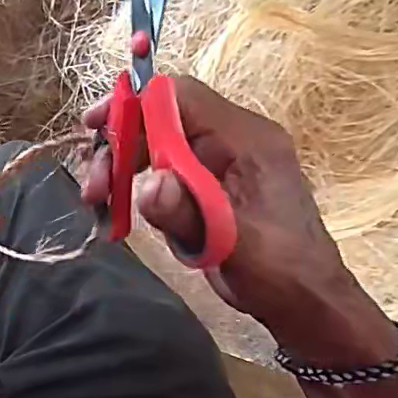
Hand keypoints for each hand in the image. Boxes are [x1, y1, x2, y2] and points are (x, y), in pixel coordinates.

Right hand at [79, 77, 394, 363]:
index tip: (93, 127)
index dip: (132, 103)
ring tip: (100, 203)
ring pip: (156, 144)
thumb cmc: (278, 272)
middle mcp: (231, 140)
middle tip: (93, 189)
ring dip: (122, 169)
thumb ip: (187, 212)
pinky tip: (123, 212)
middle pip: (160, 118)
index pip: (180, 96)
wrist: (303, 301)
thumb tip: (149, 184)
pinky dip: (137, 186)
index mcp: (245, 139)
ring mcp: (220, 161)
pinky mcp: (208, 183)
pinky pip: (164, 169)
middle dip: (119, 146)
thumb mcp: (232, 244)